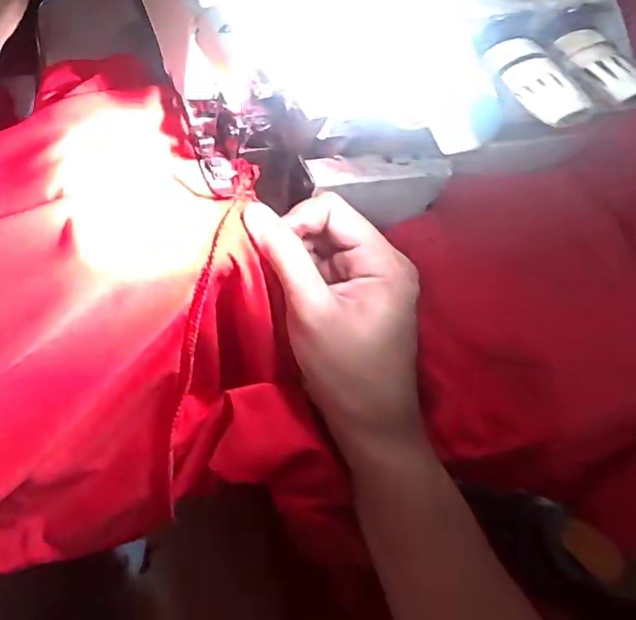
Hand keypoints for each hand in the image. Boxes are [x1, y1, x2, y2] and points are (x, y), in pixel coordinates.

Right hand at [246, 193, 424, 460]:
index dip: (295, 220)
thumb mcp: (308, 308)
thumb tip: (252, 209)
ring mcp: (373, 276)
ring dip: (294, 256)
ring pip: (321, 241)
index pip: (330, 208)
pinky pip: (323, 262)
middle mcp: (384, 260)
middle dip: (293, 239)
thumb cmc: (343, 370)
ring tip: (284, 287)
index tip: (271, 251)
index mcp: (384, 260)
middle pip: (326, 221)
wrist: (371, 427)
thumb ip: (283, 254)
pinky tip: (293, 294)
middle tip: (275, 272)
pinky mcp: (359, 291)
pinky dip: (301, 271)